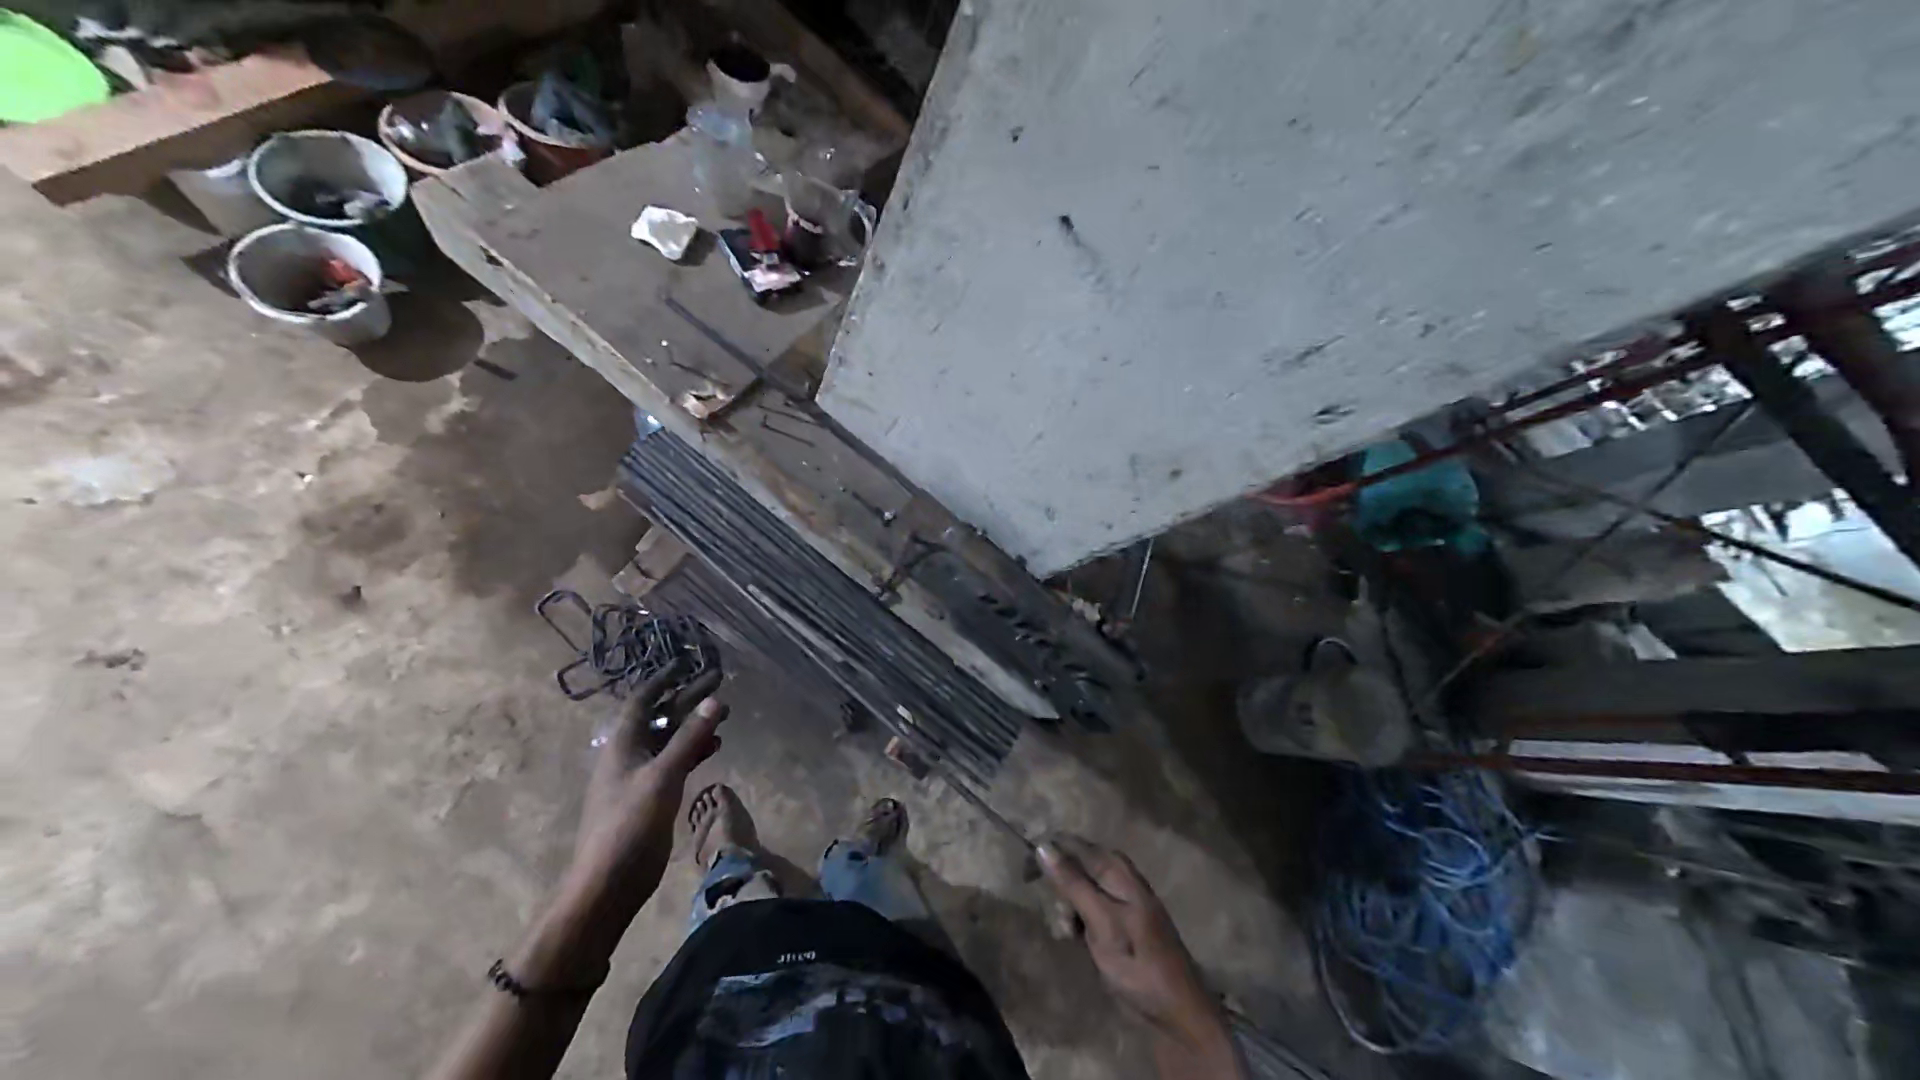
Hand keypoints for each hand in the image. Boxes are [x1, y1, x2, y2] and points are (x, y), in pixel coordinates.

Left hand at [570, 663, 727, 903]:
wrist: (609, 883)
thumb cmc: (630, 824)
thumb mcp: (663, 776)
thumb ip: (689, 738)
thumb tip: (715, 699)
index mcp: (622, 744)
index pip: (641, 700)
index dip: (662, 679)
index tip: (686, 662)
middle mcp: (629, 754)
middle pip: (660, 717)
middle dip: (687, 698)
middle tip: (718, 679)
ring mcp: (640, 776)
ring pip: (670, 739)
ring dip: (694, 724)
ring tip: (724, 710)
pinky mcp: (652, 796)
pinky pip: (675, 762)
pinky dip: (694, 750)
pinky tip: (714, 746)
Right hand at [1037, 838, 1231, 1055]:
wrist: (1175, 1008)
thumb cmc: (1137, 961)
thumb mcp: (1100, 920)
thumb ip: (1072, 881)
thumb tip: (1042, 844)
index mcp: (1116, 867)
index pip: (1070, 843)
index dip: (1045, 853)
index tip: (1025, 875)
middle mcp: (1116, 874)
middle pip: (1071, 865)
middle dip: (1057, 889)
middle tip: (1060, 919)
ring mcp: (1117, 897)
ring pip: (1076, 889)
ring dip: (1066, 910)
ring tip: (1070, 937)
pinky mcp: (1116, 919)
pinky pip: (1086, 907)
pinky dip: (1076, 920)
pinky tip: (1076, 940)